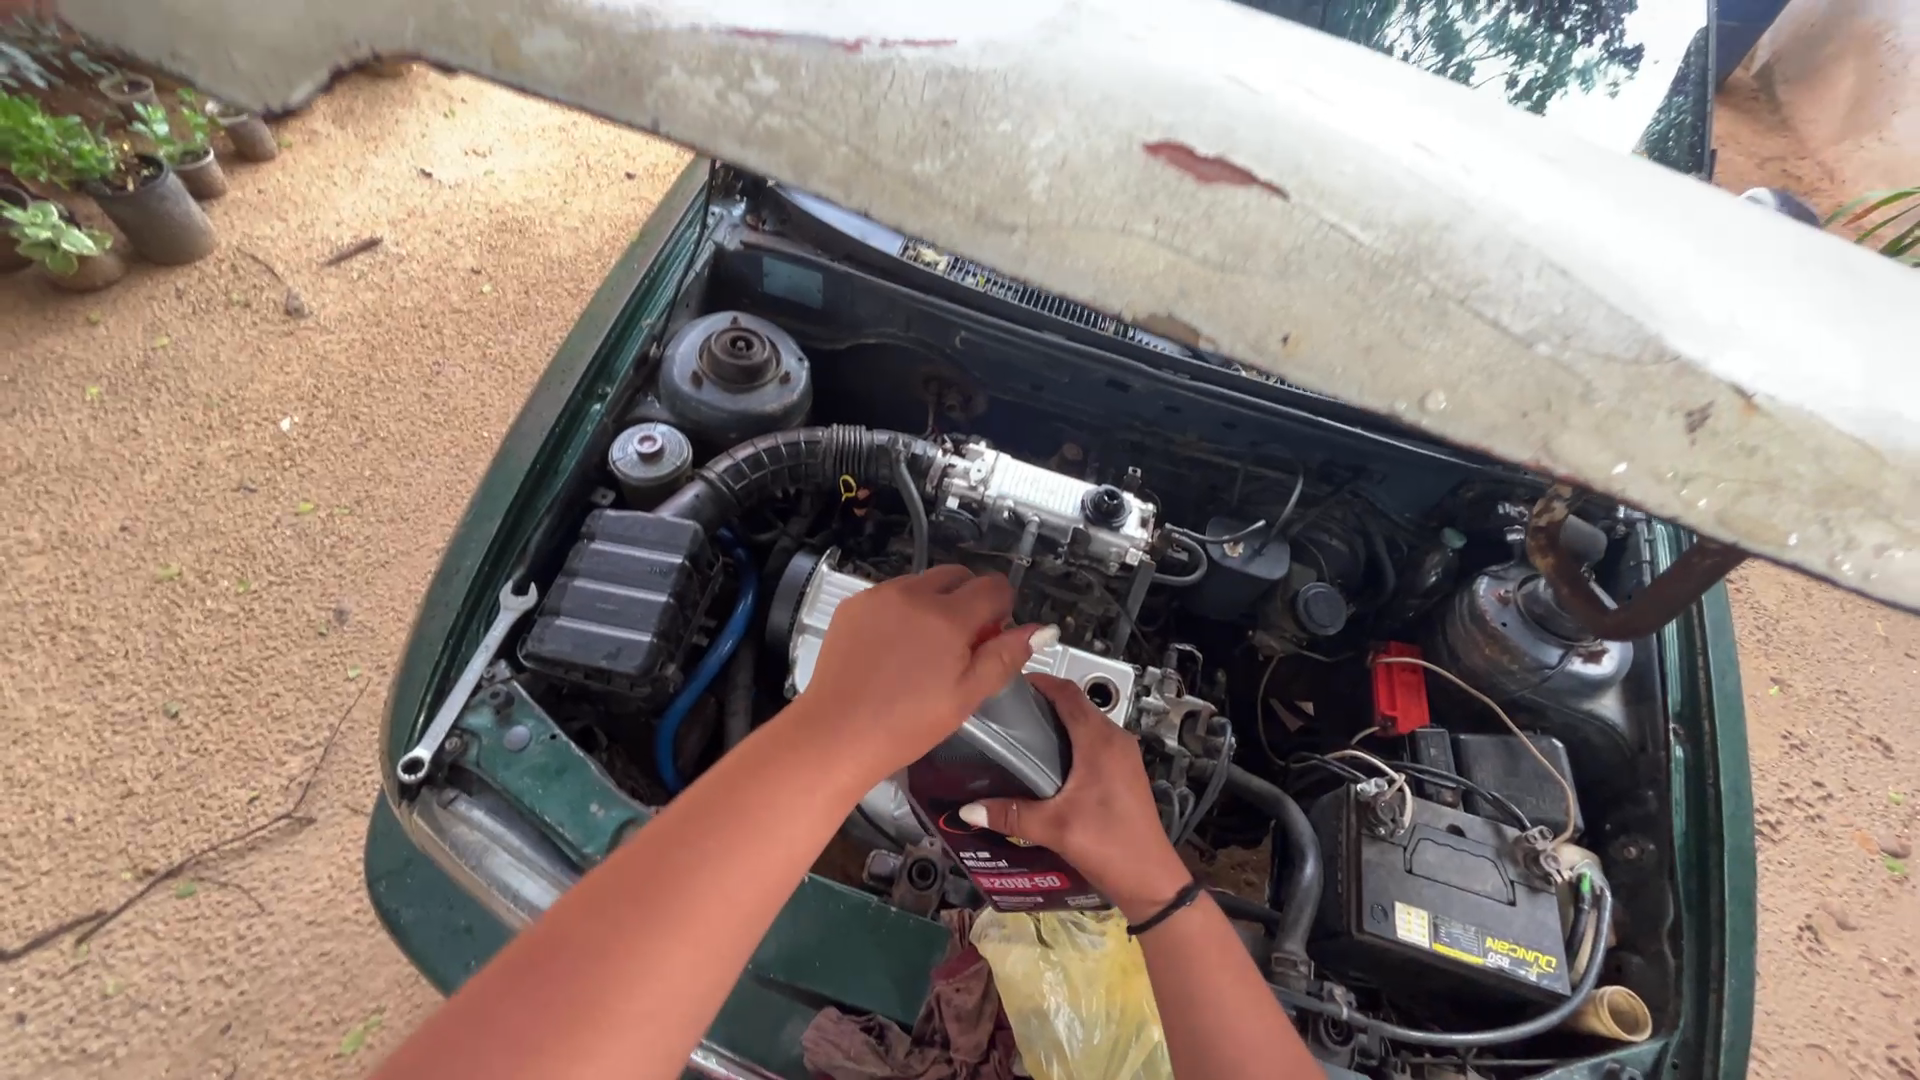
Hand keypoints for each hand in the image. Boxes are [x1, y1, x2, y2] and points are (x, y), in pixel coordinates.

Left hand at [790, 565, 1042, 781]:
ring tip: (926, 651)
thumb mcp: (967, 695)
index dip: (1003, 608)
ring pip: (923, 583)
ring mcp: (879, 597)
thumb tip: (1040, 631)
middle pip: (959, 576)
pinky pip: (891, 594)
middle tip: (964, 642)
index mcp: (947, 617)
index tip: (995, 631)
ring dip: (935, 604)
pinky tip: (896, 650)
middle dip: (970, 601)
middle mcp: (912, 596)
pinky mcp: (854, 606)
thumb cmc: (902, 724)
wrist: (836, 733)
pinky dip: (902, 611)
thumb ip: (1006, 656)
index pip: (994, 586)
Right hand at [959, 675, 1191, 920]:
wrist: (1151, 880)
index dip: (1040, 681)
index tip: (1009, 683)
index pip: (1067, 692)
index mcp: (1099, 740)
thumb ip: (1009, 814)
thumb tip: (967, 809)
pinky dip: (1072, 738)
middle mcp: (1115, 738)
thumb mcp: (1054, 828)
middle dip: (1044, 701)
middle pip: (1077, 704)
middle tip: (1008, 711)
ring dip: (1059, 720)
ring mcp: (1124, 755)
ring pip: (1087, 722)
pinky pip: (1096, 741)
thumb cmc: (1107, 844)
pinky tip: (1049, 761)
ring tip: (1022, 734)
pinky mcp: (1126, 771)